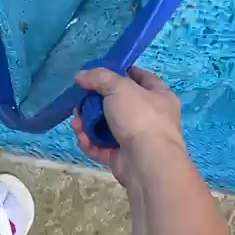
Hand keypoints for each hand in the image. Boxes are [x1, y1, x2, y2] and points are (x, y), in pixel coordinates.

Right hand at [72, 66, 185, 180]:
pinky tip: (83, 138)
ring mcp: (136, 137)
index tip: (99, 73)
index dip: (121, 71)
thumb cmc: (140, 117)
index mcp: (158, 95)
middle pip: (116, 103)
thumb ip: (99, 77)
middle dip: (93, 102)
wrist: (147, 162)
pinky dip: (90, 142)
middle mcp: (150, 116)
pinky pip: (101, 145)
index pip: (141, 77)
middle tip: (79, 102)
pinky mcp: (122, 155)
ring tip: (76, 123)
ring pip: (105, 125)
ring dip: (87, 123)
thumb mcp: (119, 87)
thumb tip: (81, 75)